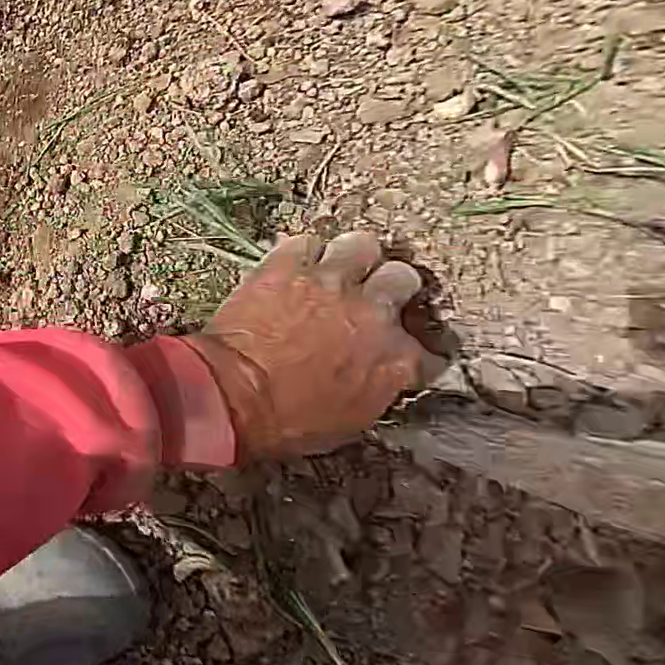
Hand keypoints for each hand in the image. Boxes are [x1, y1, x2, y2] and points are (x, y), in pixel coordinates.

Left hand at [178, 232, 436, 459]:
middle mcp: (373, 311)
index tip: (399, 351)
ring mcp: (331, 282)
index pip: (427, 350)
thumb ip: (376, 387)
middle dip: (391, 286)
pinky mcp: (289, 265)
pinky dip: (303, 254)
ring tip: (337, 270)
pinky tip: (296, 266)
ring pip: (361, 246)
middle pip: (403, 278)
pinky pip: (307, 243)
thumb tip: (377, 376)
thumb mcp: (350, 420)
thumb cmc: (289, 421)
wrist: (236, 395)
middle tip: (372, 295)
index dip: (410, 349)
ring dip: (352, 257)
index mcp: (395, 359)